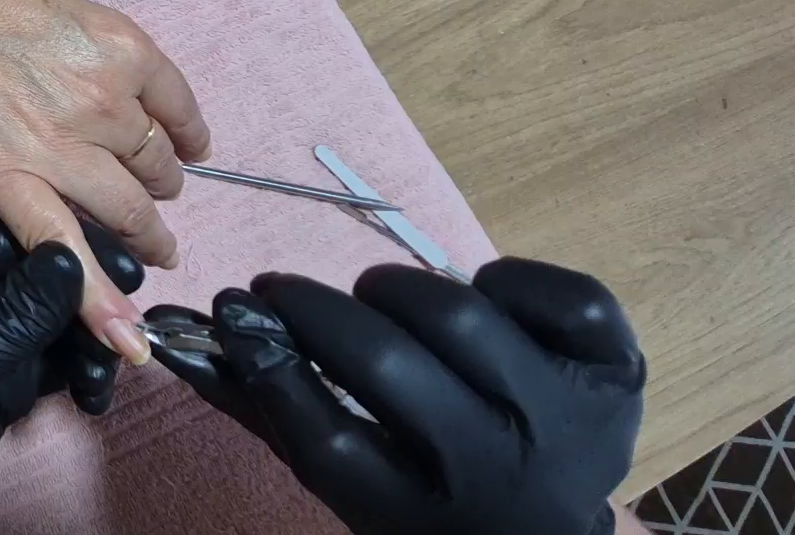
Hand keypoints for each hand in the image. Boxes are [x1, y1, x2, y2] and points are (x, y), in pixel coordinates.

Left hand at [0, 214, 143, 533]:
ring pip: (54, 319)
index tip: (130, 271)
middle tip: (132, 333)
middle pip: (43, 276)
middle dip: (88, 304)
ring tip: (101, 382)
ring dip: (87, 346)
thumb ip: (18, 312)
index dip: (74, 248)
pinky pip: (51, 359)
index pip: (17, 235)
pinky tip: (91, 399)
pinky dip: (76, 373)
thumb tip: (74, 254)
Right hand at [146, 259, 645, 534]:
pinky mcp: (619, 372)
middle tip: (283, 296)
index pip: (322, 434)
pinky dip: (513, 283)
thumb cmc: (412, 488)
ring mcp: (575, 420)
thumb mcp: (331, 465)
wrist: (539, 527)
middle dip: (311, 310)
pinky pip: (567, 297)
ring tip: (379, 303)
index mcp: (422, 510)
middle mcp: (503, 472)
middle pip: (383, 362)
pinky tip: (484, 302)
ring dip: (395, 292)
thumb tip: (174, 329)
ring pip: (457, 315)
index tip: (232, 309)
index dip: (264, 358)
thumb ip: (255, 397)